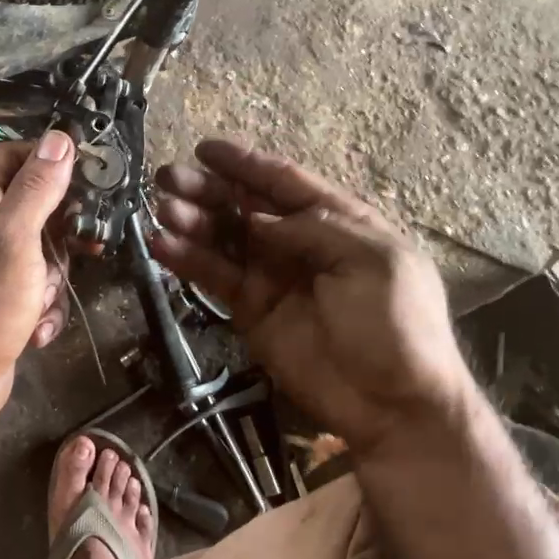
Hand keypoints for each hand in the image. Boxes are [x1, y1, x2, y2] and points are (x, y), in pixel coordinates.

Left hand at [0, 132, 75, 429]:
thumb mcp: (13, 239)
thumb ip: (37, 188)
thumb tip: (59, 138)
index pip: (10, 157)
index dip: (49, 162)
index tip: (88, 177)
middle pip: (32, 207)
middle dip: (56, 239)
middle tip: (76, 254)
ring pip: (40, 251)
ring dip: (51, 279)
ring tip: (39, 302)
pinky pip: (33, 285)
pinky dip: (41, 306)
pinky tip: (35, 328)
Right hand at [150, 139, 475, 452]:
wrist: (395, 409)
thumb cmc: (397, 327)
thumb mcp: (376, 264)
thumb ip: (315, 230)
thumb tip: (256, 217)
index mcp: (337, 223)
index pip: (285, 183)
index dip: (246, 163)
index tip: (206, 149)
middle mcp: (298, 242)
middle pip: (245, 205)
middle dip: (207, 188)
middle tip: (168, 177)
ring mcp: (271, 276)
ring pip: (223, 237)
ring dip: (192, 219)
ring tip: (162, 208)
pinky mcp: (250, 309)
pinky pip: (214, 276)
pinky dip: (186, 260)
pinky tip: (161, 245)